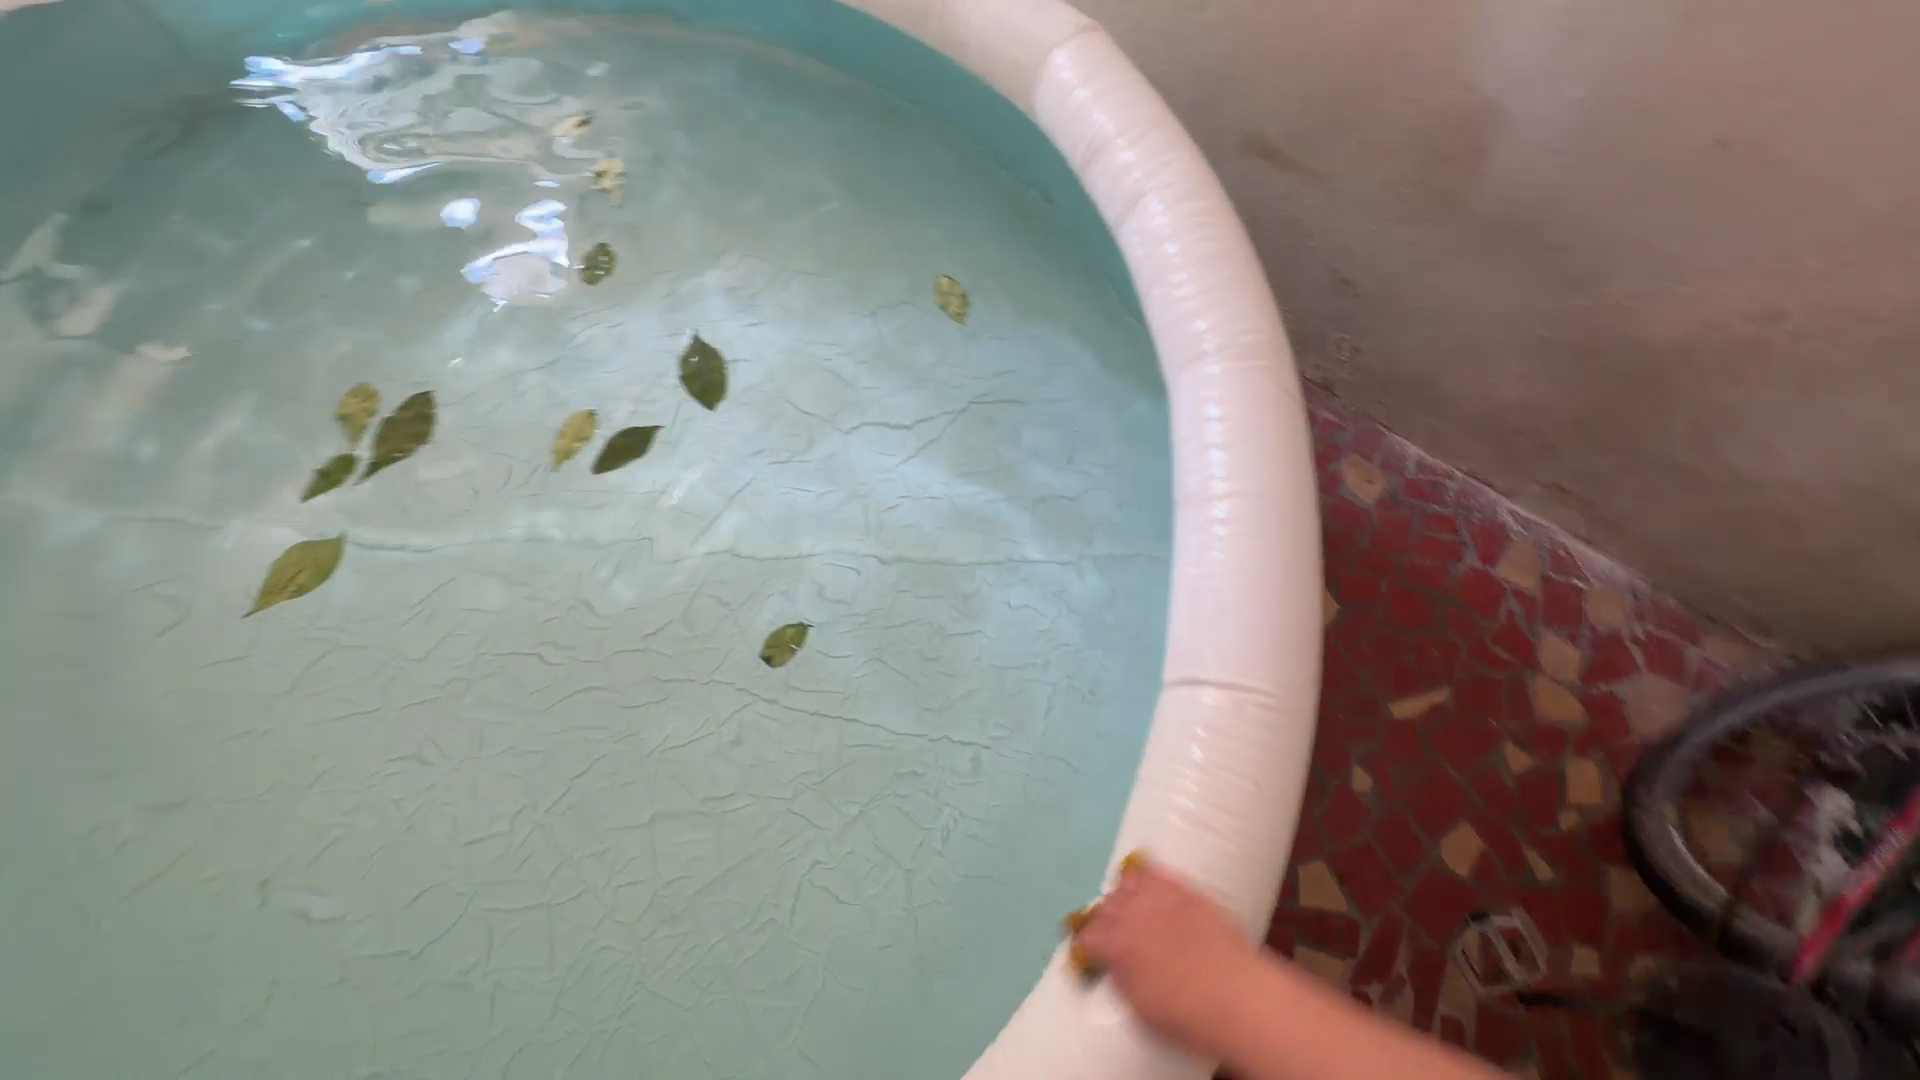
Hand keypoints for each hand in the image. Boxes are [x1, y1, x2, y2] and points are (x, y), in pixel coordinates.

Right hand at [1071, 861, 1267, 1055]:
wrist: (1241, 998)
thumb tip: (1112, 967)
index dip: (1087, 945)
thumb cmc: (1189, 1016)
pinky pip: (1159, 873)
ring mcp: (1161, 897)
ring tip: (1132, 909)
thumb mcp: (1141, 1010)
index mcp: (1117, 945)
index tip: (1091, 954)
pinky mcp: (1187, 891)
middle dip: (1104, 920)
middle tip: (1112, 935)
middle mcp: (1133, 913)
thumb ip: (1121, 980)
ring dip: (1124, 895)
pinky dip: (1150, 879)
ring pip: (1128, 881)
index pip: (1087, 935)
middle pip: (1106, 905)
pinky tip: (1153, 890)